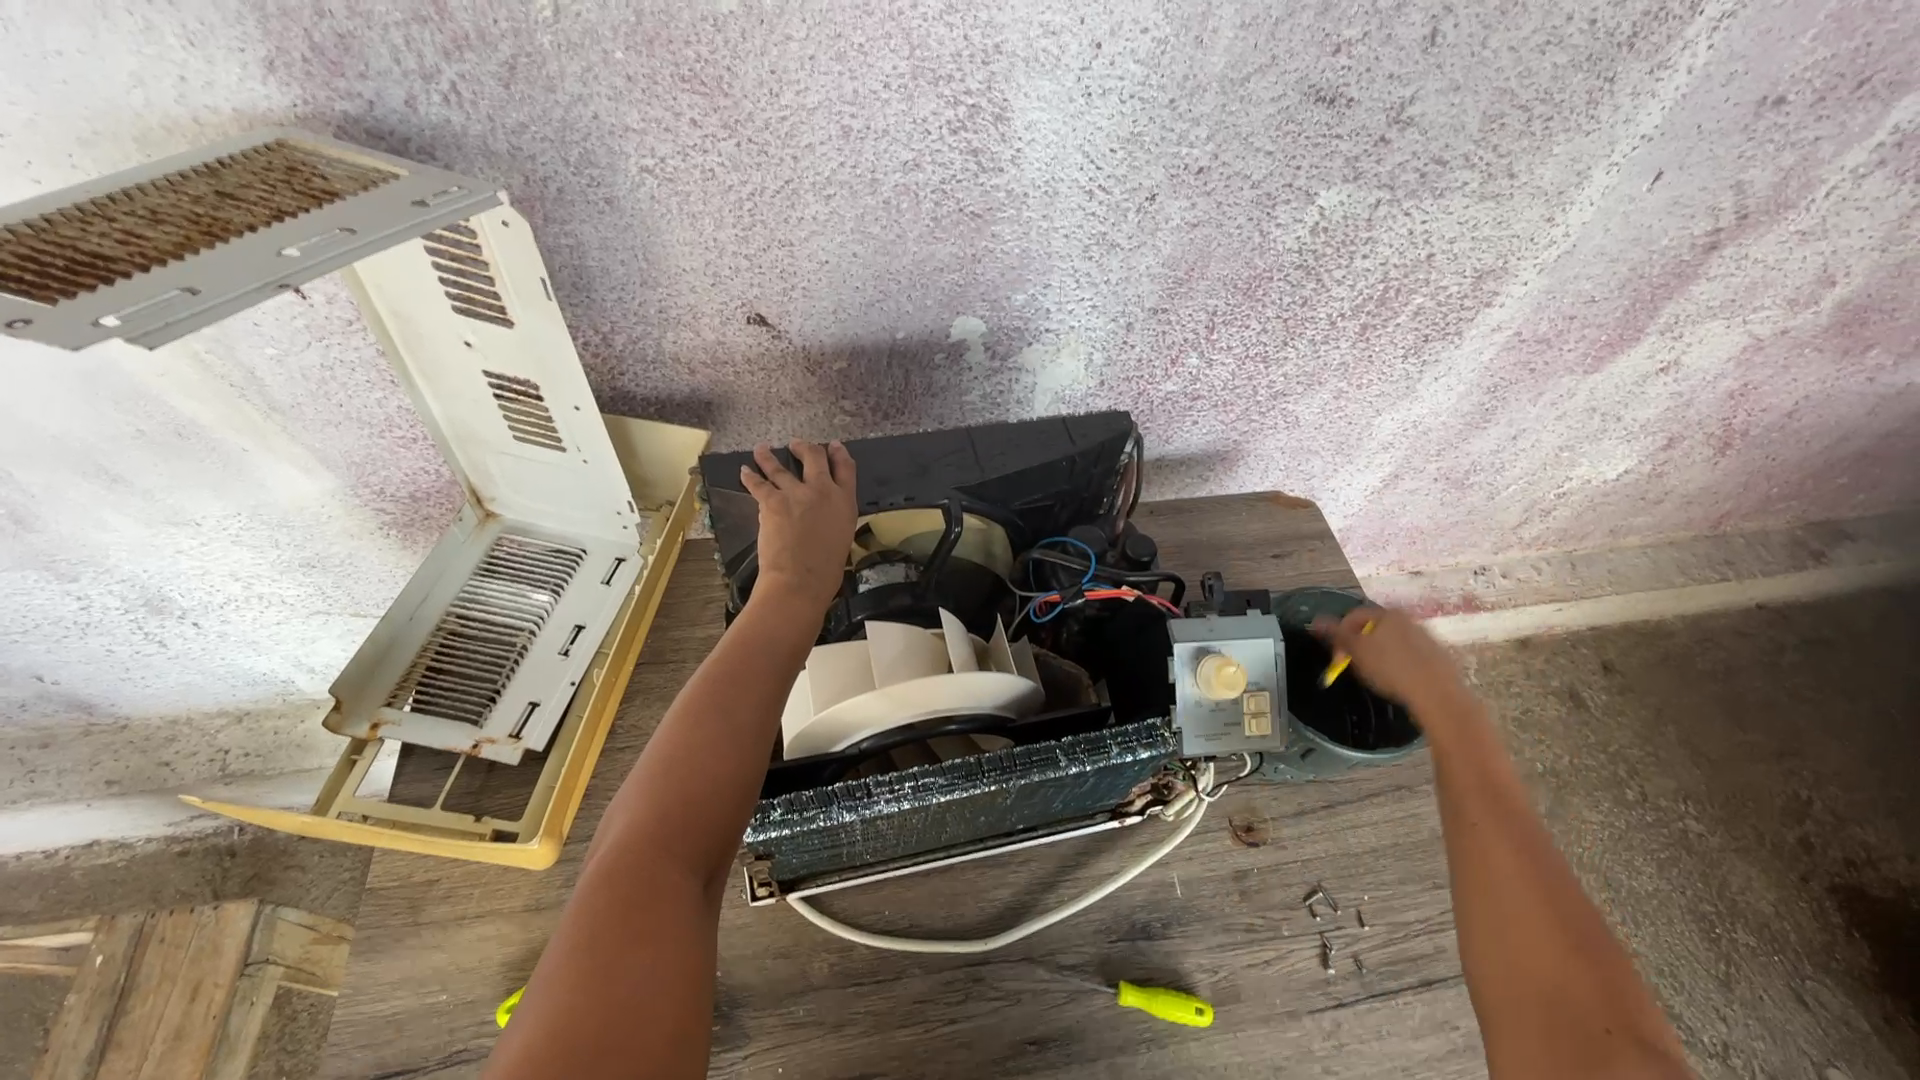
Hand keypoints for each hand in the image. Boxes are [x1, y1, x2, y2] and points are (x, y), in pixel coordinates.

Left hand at [740, 440, 858, 613]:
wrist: (800, 579)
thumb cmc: (826, 570)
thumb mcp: (842, 537)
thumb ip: (835, 518)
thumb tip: (822, 515)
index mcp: (845, 502)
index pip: (846, 469)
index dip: (839, 454)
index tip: (834, 446)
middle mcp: (822, 491)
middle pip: (814, 458)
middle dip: (805, 448)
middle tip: (796, 445)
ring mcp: (796, 493)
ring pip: (780, 467)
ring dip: (769, 457)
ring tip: (762, 449)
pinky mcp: (772, 501)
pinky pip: (758, 483)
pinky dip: (750, 476)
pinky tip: (744, 471)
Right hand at [1312, 606, 1466, 713]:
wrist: (1437, 692)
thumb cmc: (1390, 668)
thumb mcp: (1356, 651)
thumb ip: (1335, 634)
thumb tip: (1315, 621)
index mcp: (1385, 613)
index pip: (1352, 617)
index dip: (1339, 636)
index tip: (1338, 659)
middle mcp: (1406, 618)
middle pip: (1372, 628)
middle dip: (1359, 645)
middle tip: (1354, 666)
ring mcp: (1424, 635)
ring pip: (1391, 641)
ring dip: (1379, 654)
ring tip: (1376, 674)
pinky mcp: (1437, 653)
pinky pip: (1408, 653)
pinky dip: (1398, 662)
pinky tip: (1398, 678)